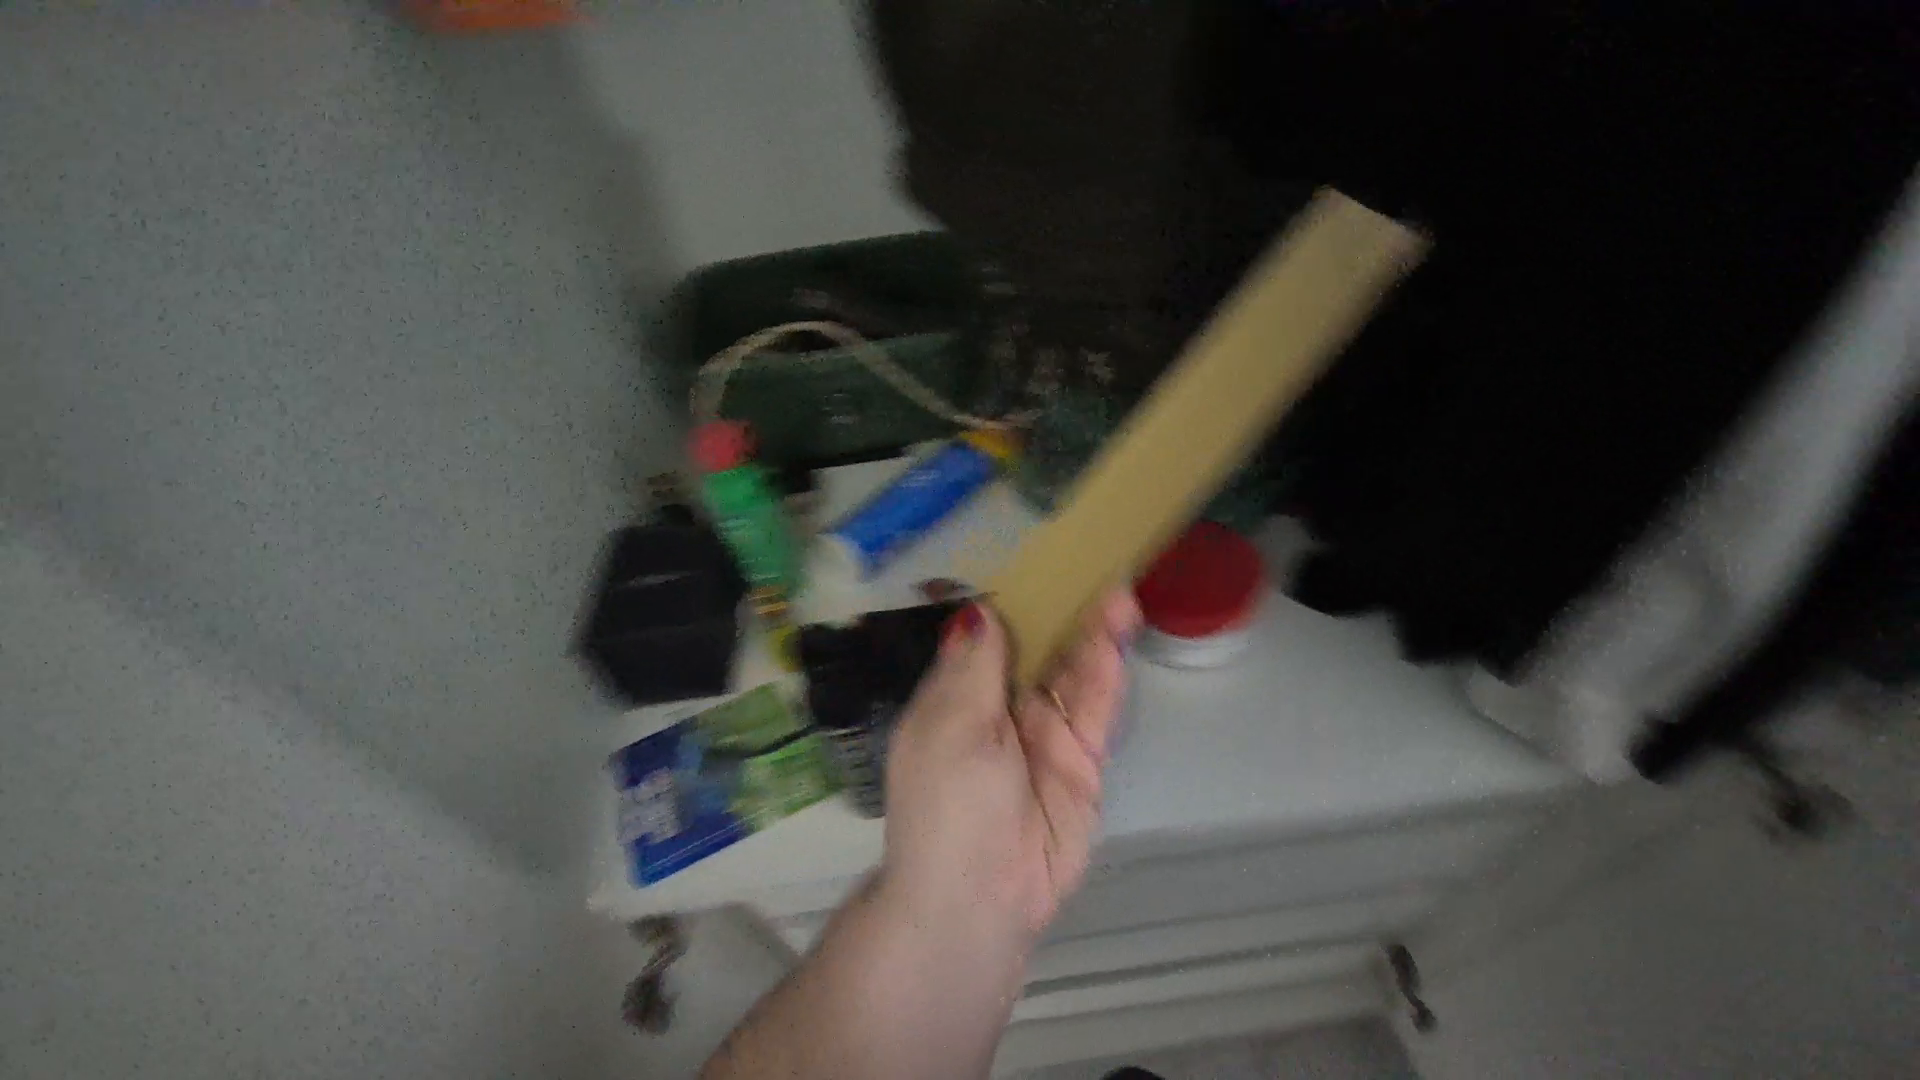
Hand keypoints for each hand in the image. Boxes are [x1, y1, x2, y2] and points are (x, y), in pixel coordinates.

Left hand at [878, 592, 1141, 941]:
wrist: (976, 899)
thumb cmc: (947, 804)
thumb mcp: (947, 725)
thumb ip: (972, 666)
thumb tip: (978, 610)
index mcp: (959, 696)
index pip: (991, 637)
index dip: (1017, 602)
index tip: (1042, 564)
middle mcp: (1003, 709)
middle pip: (1040, 649)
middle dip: (1064, 610)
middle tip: (1093, 566)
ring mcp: (1046, 735)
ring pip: (1073, 672)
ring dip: (1092, 633)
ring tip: (1114, 589)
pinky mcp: (1082, 761)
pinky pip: (1095, 709)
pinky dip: (1106, 671)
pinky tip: (1115, 635)